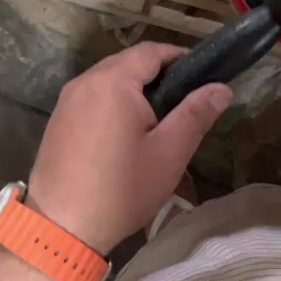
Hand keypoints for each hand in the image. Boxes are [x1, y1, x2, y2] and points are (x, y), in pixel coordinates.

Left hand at [25, 43, 230, 253]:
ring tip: (160, 119)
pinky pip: (93, 97)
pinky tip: (127, 132)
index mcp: (112, 81)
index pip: (151, 51)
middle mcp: (85, 81)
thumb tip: (222, 87)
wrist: (60, 229)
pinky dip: (114, 103)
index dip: (179, 58)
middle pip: (128, 62)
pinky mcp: (58, 120)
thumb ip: (196, 114)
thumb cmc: (121, 189)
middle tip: (185, 102)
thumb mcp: (169, 153)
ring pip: (109, 80)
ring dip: (135, 90)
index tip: (203, 76)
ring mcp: (67, 100)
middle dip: (158, 74)